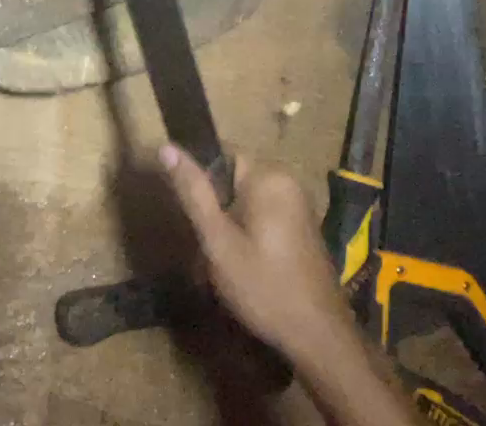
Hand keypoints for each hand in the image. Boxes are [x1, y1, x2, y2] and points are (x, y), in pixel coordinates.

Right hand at [159, 143, 351, 359]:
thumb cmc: (264, 287)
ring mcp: (298, 207)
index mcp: (269, 178)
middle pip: (231, 178)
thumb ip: (193, 191)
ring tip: (217, 257)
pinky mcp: (301, 229)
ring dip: (225, 222)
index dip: (197, 176)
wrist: (320, 340)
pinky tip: (239, 263)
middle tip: (202, 242)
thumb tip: (165, 146)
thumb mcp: (218, 240)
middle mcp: (288, 183)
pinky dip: (245, 232)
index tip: (186, 208)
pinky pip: (261, 215)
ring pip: (244, 199)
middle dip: (212, 205)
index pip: (220, 153)